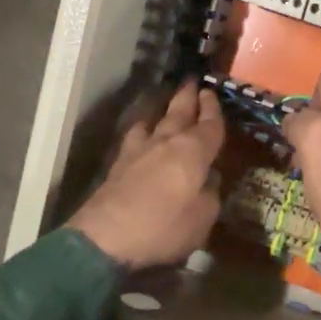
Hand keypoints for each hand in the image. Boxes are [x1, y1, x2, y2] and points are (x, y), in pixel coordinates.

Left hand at [69, 85, 224, 272]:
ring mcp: (138, 150)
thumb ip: (211, 194)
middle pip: (179, 113)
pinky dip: (143, 128)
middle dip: (188, 97)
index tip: (213, 93)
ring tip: (167, 103)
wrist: (107, 237)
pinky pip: (135, 136)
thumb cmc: (164, 227)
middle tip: (193, 83)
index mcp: (194, 152)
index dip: (213, 109)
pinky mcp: (118, 164)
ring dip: (164, 109)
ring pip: (154, 120)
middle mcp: (166, 142)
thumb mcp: (203, 218)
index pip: (209, 124)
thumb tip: (209, 179)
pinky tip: (141, 132)